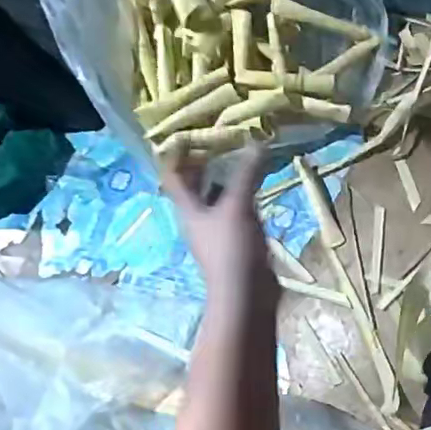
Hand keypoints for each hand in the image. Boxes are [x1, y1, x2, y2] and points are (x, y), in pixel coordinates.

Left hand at [159, 146, 278, 309]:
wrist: (246, 296)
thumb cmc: (232, 249)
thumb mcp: (238, 206)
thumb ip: (246, 174)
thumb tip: (258, 143)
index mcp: (188, 209)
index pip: (173, 175)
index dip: (176, 153)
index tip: (190, 133)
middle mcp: (198, 220)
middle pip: (194, 188)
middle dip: (203, 166)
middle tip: (221, 142)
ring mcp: (217, 234)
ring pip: (216, 201)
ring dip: (225, 182)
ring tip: (241, 161)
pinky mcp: (236, 244)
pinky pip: (235, 215)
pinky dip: (242, 200)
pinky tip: (257, 193)